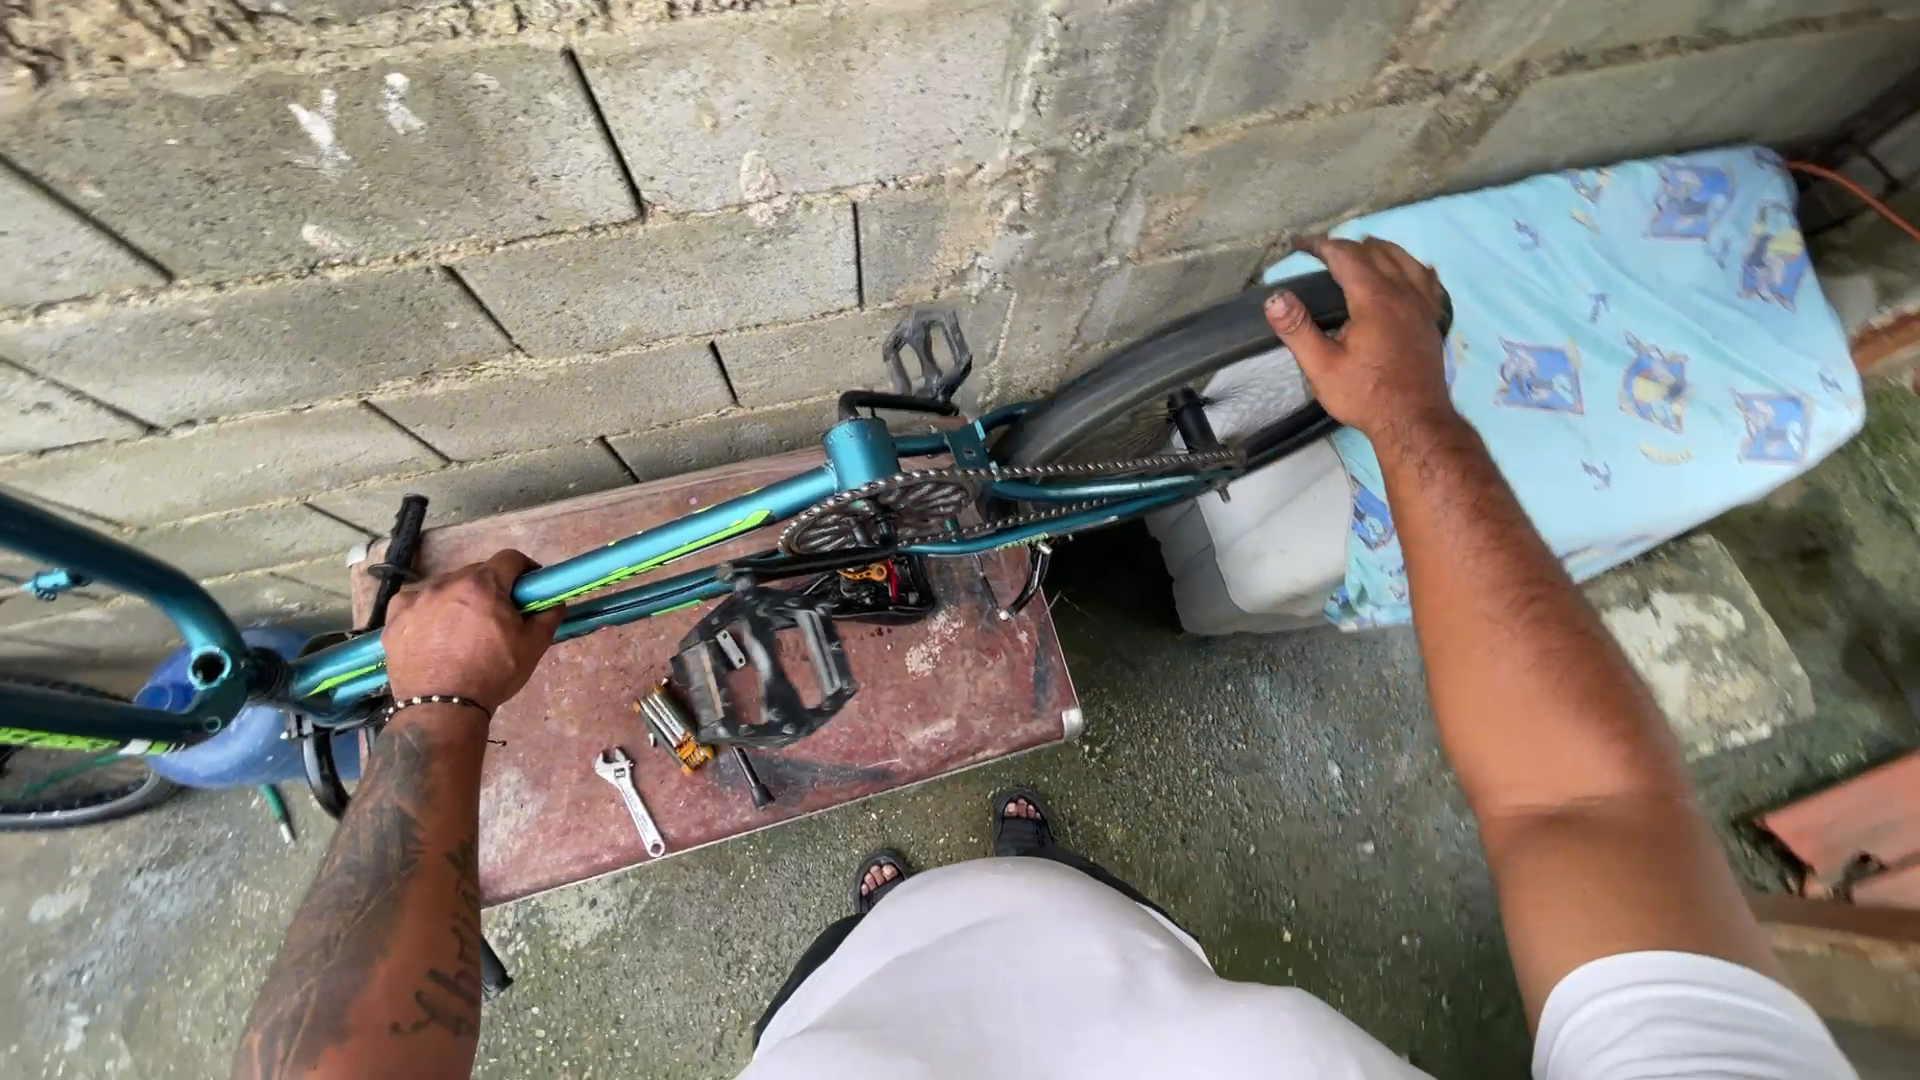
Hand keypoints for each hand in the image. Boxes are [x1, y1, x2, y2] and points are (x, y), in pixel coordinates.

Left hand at [383, 549, 563, 712]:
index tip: (530, 588)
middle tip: (500, 613)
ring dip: (461, 596)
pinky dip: (429, 608)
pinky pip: (415, 601)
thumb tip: (554, 601)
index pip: (511, 558)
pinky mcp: (394, 618)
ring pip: (446, 585)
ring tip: (465, 625)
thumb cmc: (493, 673)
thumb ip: (549, 615)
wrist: (442, 707)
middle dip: (493, 586)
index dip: (526, 569)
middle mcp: (446, 583)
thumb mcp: (534, 645)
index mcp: (483, 585)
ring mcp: (416, 599)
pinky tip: (434, 628)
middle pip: (477, 571)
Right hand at [1264, 236, 1454, 443]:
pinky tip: (1409, 270)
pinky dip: (1411, 266)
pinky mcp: (1431, 320)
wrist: (1412, 420)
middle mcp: (1402, 293)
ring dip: (1379, 249)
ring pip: (1404, 259)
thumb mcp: (1320, 366)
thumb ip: (1297, 329)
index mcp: (1374, 299)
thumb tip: (1274, 298)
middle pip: (1376, 252)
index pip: (1346, 257)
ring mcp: (1422, 305)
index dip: (1321, 245)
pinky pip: (1426, 279)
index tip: (1300, 245)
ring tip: (1361, 251)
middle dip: (1347, 245)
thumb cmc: (1363, 395)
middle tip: (1322, 251)